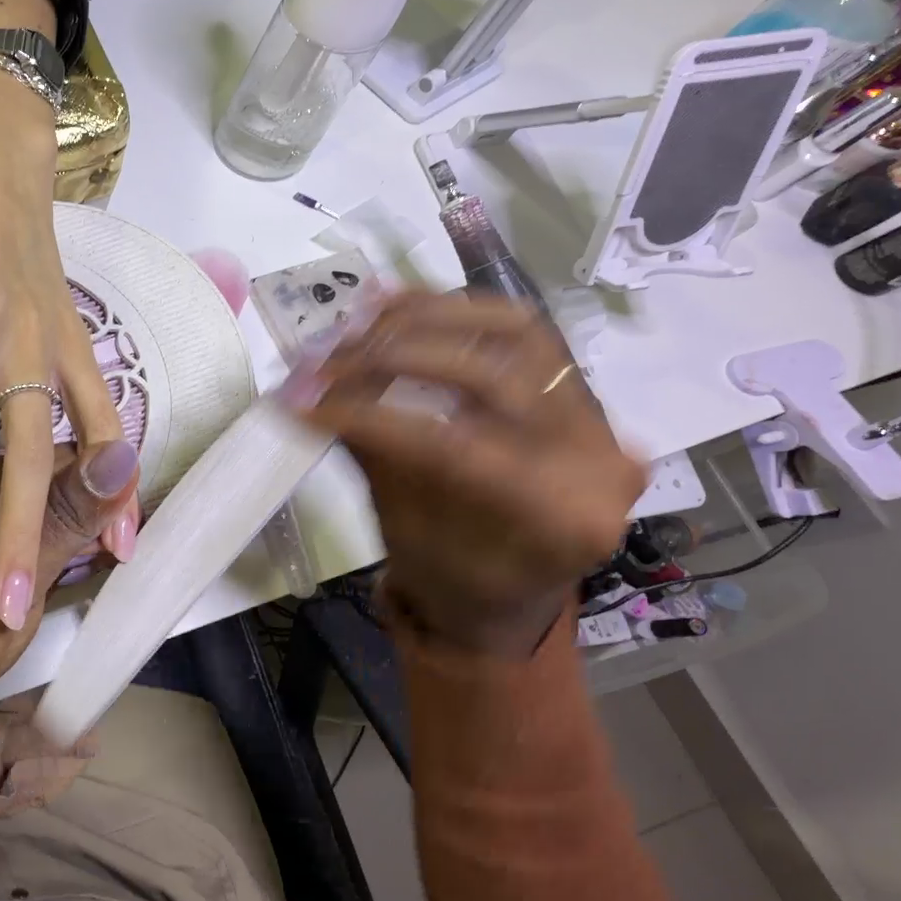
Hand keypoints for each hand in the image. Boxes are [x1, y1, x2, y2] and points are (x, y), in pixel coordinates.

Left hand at [0, 440, 137, 762]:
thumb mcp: (17, 582)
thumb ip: (67, 518)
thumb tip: (120, 452)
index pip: (75, 455)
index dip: (112, 494)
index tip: (127, 545)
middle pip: (72, 475)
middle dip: (106, 512)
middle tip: (125, 559)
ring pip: (65, 503)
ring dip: (93, 530)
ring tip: (115, 563)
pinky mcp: (1, 540)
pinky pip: (51, 527)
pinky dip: (76, 545)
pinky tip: (92, 566)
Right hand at [291, 292, 646, 655]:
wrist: (503, 595)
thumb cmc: (449, 578)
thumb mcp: (404, 528)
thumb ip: (370, 453)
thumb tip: (303, 392)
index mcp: (561, 517)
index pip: (456, 442)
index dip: (371, 414)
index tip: (302, 402)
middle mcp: (598, 457)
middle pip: (493, 373)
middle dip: (392, 358)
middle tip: (322, 362)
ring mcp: (597, 417)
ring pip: (514, 331)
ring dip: (422, 320)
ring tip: (354, 324)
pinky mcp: (575, 392)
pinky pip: (517, 333)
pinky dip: (448, 313)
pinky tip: (390, 305)